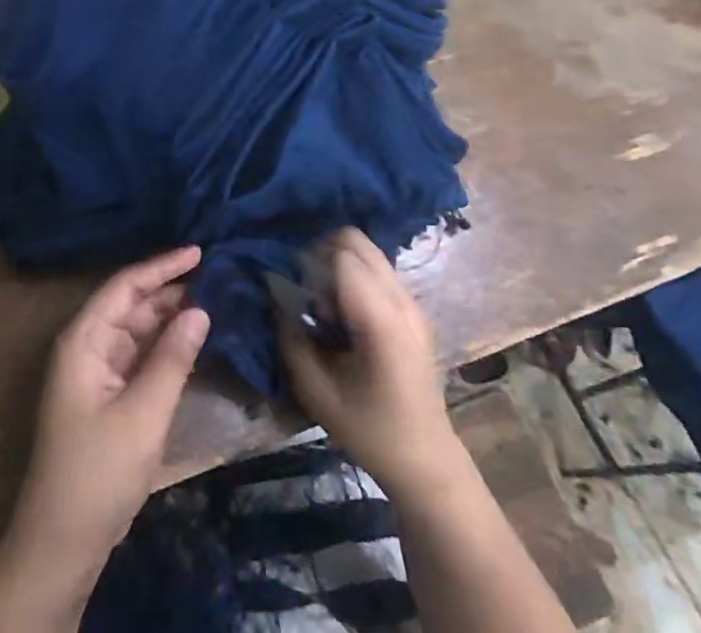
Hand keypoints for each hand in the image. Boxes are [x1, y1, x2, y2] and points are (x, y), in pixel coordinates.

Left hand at [8, 246, 211, 560]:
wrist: (64, 540)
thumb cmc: (99, 471)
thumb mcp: (143, 412)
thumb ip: (173, 358)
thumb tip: (201, 310)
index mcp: (84, 342)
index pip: (125, 287)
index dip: (162, 266)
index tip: (200, 251)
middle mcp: (88, 349)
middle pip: (132, 306)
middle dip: (171, 290)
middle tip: (218, 278)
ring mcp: (98, 374)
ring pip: (139, 331)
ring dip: (172, 318)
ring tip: (215, 302)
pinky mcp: (109, 397)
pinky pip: (141, 358)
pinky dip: (167, 347)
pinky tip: (195, 341)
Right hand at [278, 228, 464, 494]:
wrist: (425, 456)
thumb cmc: (368, 429)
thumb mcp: (315, 390)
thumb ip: (291, 334)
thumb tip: (276, 292)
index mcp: (380, 320)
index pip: (343, 256)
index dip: (311, 262)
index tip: (294, 292)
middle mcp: (402, 300)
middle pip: (359, 242)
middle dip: (324, 254)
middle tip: (306, 292)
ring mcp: (413, 303)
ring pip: (369, 253)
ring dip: (340, 266)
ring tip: (325, 308)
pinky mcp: (414, 310)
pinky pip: (378, 272)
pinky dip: (355, 278)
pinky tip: (344, 317)